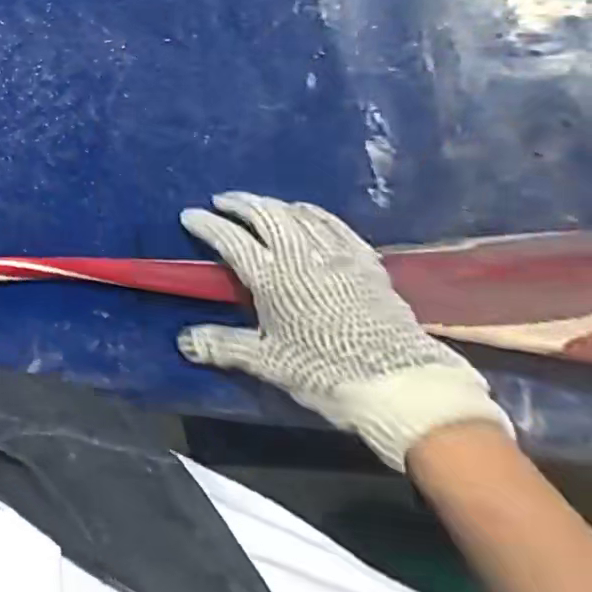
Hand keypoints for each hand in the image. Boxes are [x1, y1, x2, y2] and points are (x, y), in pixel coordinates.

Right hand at [177, 192, 511, 469]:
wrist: (408, 390)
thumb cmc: (327, 371)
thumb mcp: (267, 361)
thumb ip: (221, 345)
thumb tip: (183, 341)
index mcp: (271, 277)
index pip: (229, 238)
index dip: (206, 223)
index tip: (189, 215)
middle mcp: (302, 259)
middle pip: (267, 217)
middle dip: (241, 204)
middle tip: (222, 201)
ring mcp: (340, 260)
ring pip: (303, 217)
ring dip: (276, 206)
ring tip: (262, 205)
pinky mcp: (370, 268)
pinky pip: (339, 229)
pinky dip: (318, 216)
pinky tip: (311, 217)